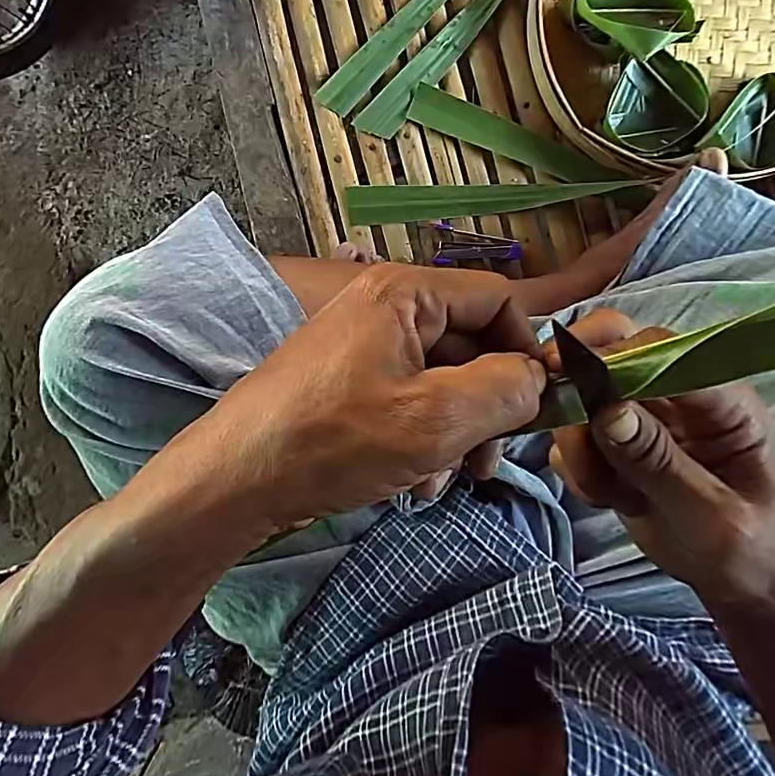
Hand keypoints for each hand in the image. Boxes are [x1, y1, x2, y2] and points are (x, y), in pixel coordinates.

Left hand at [175, 263, 546, 532]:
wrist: (236, 479)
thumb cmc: (335, 439)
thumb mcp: (437, 417)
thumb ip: (505, 389)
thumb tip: (537, 377)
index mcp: (404, 293)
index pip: (496, 298)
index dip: (526, 348)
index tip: (538, 404)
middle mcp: (384, 307)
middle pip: (470, 343)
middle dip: (488, 406)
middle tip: (487, 461)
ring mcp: (363, 346)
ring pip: (441, 379)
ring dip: (456, 432)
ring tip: (442, 481)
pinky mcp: (349, 382)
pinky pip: (408, 400)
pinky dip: (422, 439)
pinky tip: (413, 483)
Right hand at [545, 309, 774, 608]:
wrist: (742, 588)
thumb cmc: (749, 553)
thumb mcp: (712, 516)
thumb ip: (658, 461)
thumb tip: (607, 410)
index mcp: (720, 399)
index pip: (661, 349)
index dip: (613, 353)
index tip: (567, 371)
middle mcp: (678, 396)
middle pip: (617, 347)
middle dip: (579, 369)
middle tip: (550, 399)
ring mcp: (645, 417)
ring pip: (585, 396)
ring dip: (579, 442)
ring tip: (605, 492)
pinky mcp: (617, 442)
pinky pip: (577, 435)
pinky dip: (576, 465)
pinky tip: (606, 498)